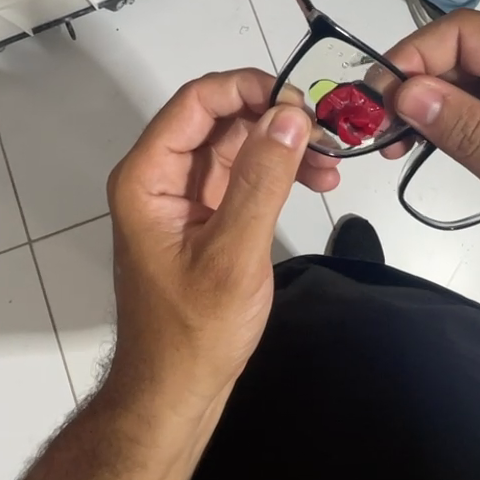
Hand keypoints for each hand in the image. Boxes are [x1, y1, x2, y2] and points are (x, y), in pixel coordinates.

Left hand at [104, 70, 337, 406]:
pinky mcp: (207, 211)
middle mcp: (162, 173)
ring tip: (331, 163)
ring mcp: (185, 192)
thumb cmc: (193, 331)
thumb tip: (291, 115)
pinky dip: (279, 171)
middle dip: (274, 116)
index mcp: (148, 175)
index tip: (300, 101)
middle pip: (219, 116)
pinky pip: (244, 171)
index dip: (247, 88)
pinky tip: (317, 182)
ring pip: (237, 141)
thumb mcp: (232, 253)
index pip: (196, 101)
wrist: (175, 392)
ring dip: (283, 144)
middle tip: (325, 133)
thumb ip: (261, 180)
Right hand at [380, 10, 479, 304]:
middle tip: (373, 127)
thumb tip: (407, 90)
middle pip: (466, 50)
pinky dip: (449, 120)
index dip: (415, 54)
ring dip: (426, 102)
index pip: (470, 33)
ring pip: (471, 77)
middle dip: (414, 80)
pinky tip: (419, 145)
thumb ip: (474, 136)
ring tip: (389, 142)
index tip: (376, 98)